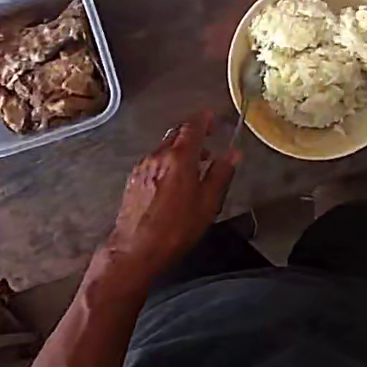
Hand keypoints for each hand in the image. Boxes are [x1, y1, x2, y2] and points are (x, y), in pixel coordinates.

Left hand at [100, 113, 237, 289]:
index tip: (212, 116)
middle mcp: (158, 156)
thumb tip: (233, 154)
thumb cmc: (175, 229)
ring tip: (194, 164)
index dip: (204, 119)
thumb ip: (220, 174)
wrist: (134, 250)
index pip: (192, 127)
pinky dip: (167, 161)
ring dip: (180, 149)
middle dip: (193, 132)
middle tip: (207, 137)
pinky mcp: (133, 180)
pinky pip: (154, 161)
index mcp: (179, 158)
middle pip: (176, 134)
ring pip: (164, 148)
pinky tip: (174, 180)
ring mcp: (142, 167)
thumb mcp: (207, 203)